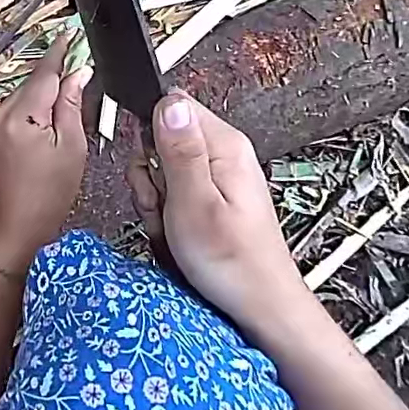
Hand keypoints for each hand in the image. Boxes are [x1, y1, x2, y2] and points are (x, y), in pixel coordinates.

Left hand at [0, 32, 91, 274]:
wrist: (18, 223)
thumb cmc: (48, 194)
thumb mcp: (72, 146)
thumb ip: (72, 103)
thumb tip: (79, 73)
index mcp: (20, 117)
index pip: (44, 73)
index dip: (61, 52)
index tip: (71, 35)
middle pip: (34, 83)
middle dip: (56, 87)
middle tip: (79, 99)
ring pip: (25, 95)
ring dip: (43, 102)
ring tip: (58, 133)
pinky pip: (15, 108)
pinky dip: (31, 112)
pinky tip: (43, 135)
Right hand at [128, 92, 317, 343]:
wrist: (259, 308)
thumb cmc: (233, 264)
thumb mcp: (195, 204)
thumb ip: (179, 151)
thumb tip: (168, 102)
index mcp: (224, 145)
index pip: (170, 105)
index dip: (149, 136)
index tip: (153, 170)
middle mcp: (224, 153)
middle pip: (162, 139)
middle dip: (150, 175)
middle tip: (164, 206)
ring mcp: (218, 175)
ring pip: (162, 168)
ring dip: (156, 199)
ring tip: (173, 226)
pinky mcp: (212, 195)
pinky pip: (173, 191)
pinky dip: (167, 214)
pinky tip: (178, 233)